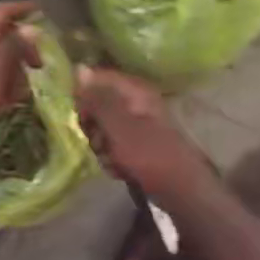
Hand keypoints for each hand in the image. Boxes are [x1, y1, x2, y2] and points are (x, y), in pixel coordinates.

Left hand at [0, 2, 41, 152]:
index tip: (49, 13)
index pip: (2, 10)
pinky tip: (12, 99)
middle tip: (40, 63)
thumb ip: (15, 45)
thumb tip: (33, 28)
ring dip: (17, 70)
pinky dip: (7, 85)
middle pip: (5, 35)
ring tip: (22, 86)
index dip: (24, 9)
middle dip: (24, 48)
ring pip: (4, 58)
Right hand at [74, 66, 214, 196]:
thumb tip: (78, 67)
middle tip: (99, 141)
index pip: (96, 79)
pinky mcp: (135, 144)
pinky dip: (111, 157)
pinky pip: (110, 144)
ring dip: (100, 145)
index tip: (82, 116)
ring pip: (100, 127)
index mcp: (134, 91)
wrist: (182, 192)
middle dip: (92, 126)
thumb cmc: (150, 155)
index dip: (83, 96)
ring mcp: (136, 124)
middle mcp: (135, 103)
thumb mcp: (118, 126)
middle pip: (96, 105)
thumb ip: (97, 99)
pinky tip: (118, 169)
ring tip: (112, 159)